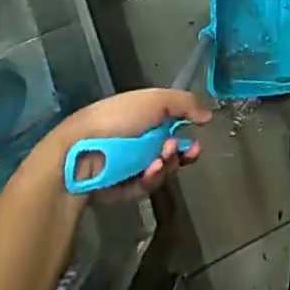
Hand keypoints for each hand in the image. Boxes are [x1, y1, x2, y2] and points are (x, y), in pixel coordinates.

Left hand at [48, 88, 211, 202]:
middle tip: (181, 153)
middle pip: (171, 154)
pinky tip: (147, 171)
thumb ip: (185, 104)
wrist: (81, 150)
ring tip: (159, 160)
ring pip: (161, 171)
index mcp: (144, 118)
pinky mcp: (122, 189)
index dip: (188, 137)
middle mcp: (139, 141)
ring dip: (166, 165)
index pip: (174, 129)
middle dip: (180, 154)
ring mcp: (130, 167)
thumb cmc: (119, 118)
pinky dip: (149, 179)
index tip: (198, 142)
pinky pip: (144, 187)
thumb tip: (207, 116)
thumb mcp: (156, 99)